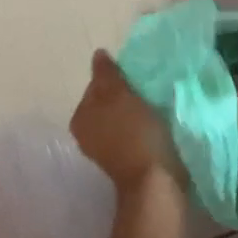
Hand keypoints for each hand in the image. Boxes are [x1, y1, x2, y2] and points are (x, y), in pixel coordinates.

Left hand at [69, 50, 180, 193]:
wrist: (154, 182)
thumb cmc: (135, 134)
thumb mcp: (119, 96)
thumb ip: (107, 74)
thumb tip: (98, 55)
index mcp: (80, 117)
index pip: (97, 85)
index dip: (117, 77)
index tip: (138, 76)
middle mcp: (87, 134)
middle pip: (109, 102)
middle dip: (127, 94)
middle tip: (149, 88)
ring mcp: (106, 150)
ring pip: (121, 118)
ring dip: (136, 110)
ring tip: (157, 104)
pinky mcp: (126, 160)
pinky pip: (133, 133)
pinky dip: (142, 127)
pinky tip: (157, 124)